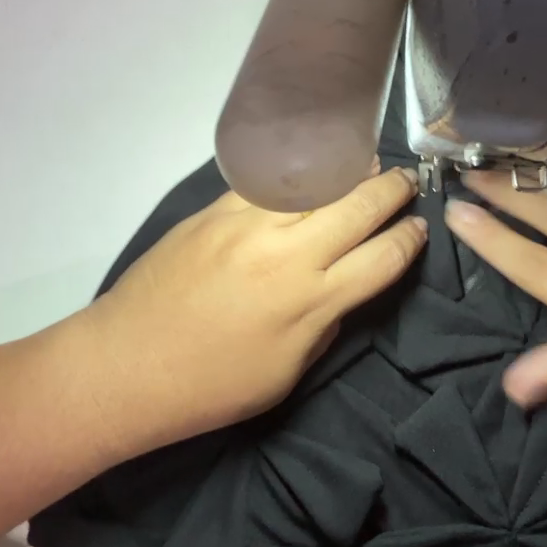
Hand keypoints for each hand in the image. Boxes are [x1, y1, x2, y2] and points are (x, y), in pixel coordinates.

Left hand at [73, 165, 427, 453]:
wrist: (127, 364)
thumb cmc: (211, 386)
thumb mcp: (288, 372)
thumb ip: (326, 322)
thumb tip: (346, 285)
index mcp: (312, 301)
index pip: (383, 258)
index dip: (410, 239)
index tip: (420, 227)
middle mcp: (289, 253)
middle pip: (359, 206)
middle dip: (391, 190)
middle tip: (406, 181)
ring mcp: (249, 224)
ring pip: (318, 181)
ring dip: (352, 168)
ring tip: (370, 160)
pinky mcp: (215, 210)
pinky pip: (268, 179)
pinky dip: (300, 168)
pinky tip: (313, 160)